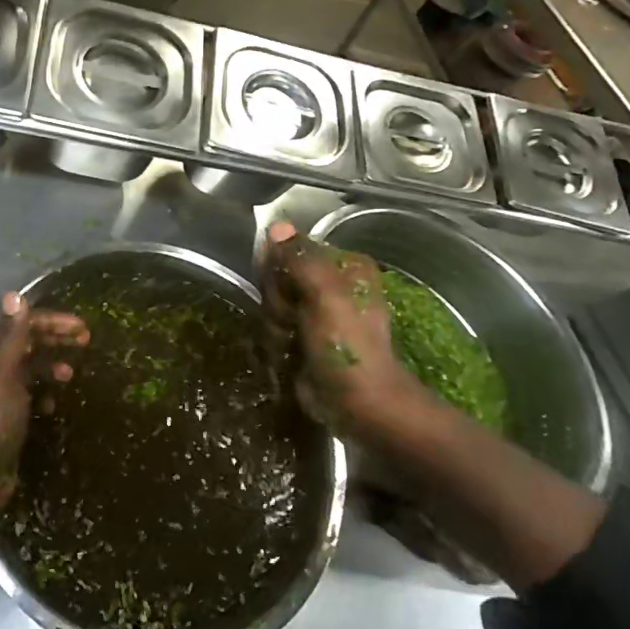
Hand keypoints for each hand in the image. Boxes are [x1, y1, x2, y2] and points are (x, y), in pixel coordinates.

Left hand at [0, 292, 88, 512]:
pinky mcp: (9, 413)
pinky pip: (32, 392)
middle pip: (28, 342)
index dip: (52, 321)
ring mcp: (1, 391)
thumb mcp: (5, 373)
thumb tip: (14, 293)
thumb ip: (12, 334)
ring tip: (71, 375)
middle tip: (86, 341)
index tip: (81, 327)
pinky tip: (55, 402)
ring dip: (53, 364)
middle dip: (56, 338)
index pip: (23, 324)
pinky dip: (46, 391)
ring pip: (31, 367)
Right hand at [263, 221, 425, 434]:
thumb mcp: (326, 294)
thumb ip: (300, 258)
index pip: (294, 249)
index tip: (284, 290)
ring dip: (276, 327)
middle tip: (294, 323)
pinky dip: (276, 343)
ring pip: (272, 306)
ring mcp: (314, 313)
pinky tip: (289, 356)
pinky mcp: (302, 339)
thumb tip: (276, 225)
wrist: (357, 402)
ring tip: (294, 345)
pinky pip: (273, 329)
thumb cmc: (347, 344)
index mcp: (345, 266)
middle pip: (278, 279)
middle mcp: (330, 285)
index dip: (280, 269)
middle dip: (279, 303)